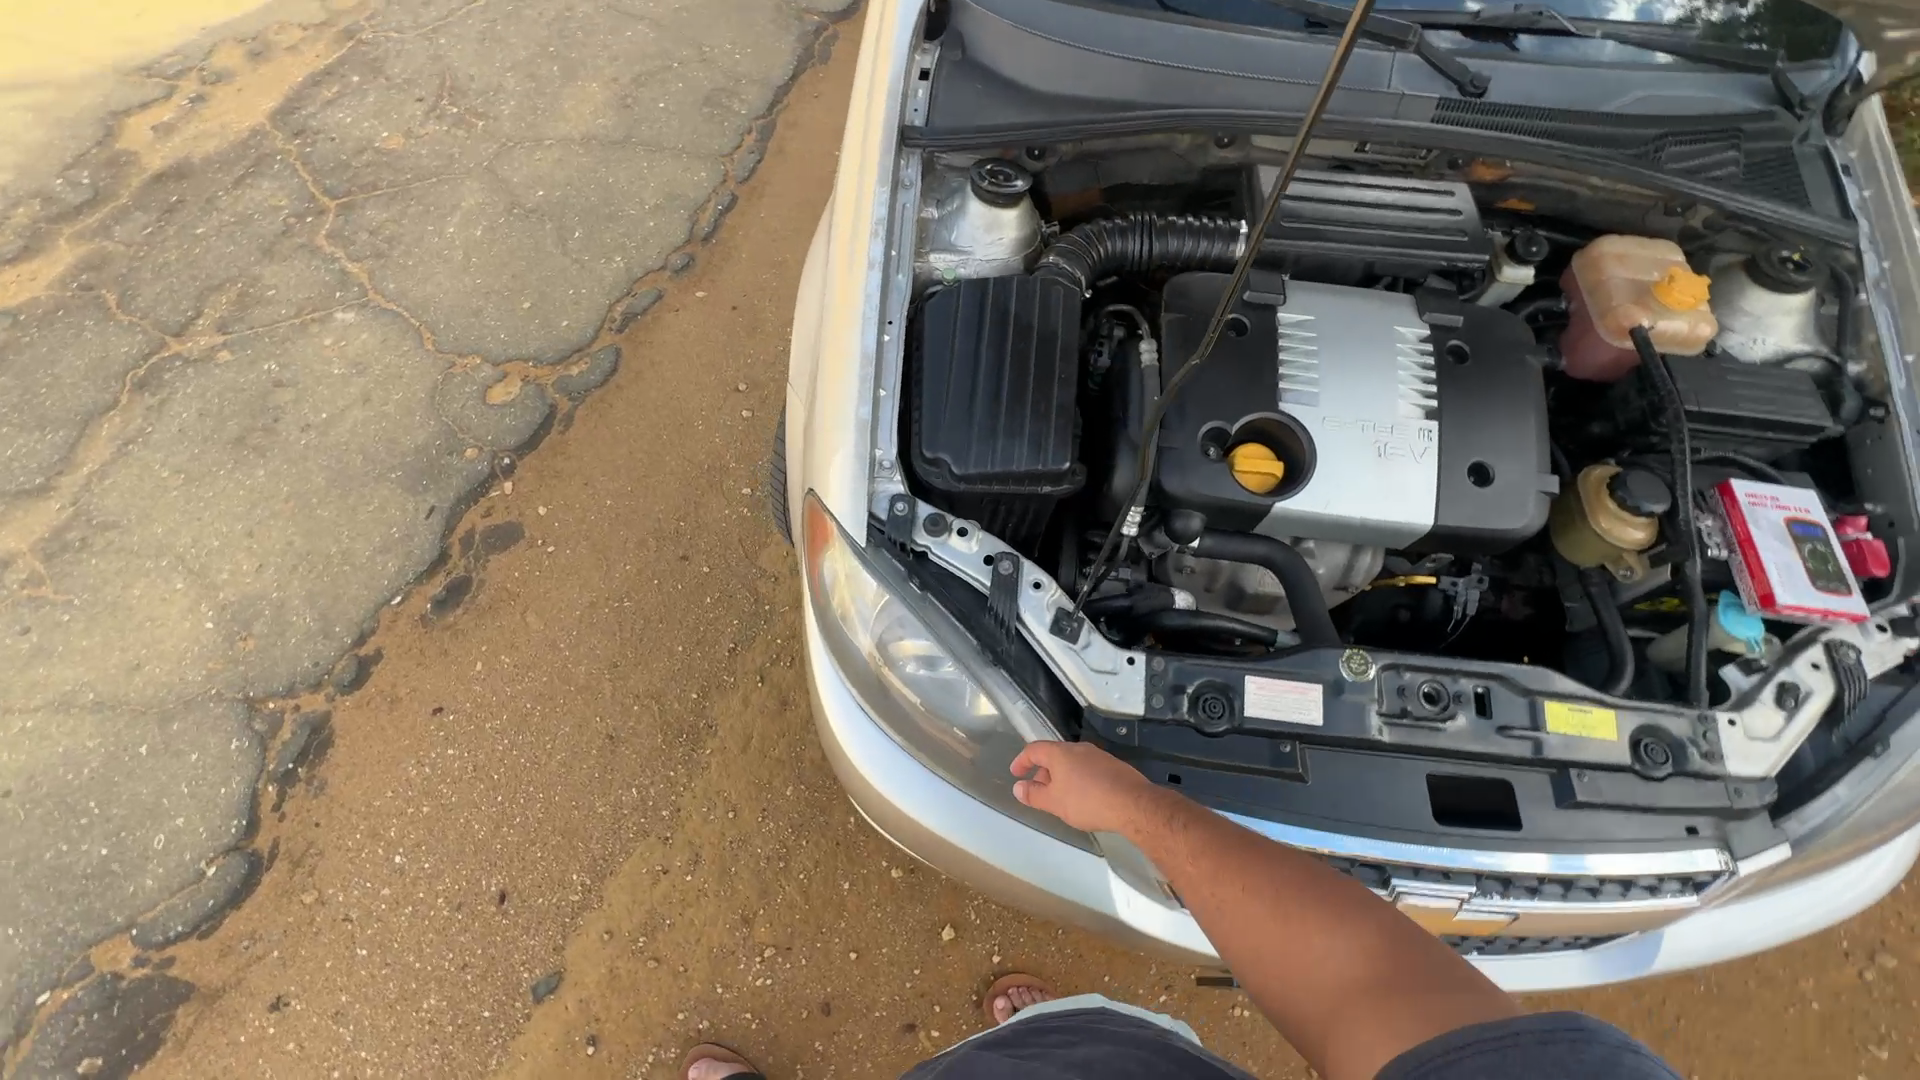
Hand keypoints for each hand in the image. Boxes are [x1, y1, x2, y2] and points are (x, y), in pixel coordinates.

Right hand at [1010, 740, 1163, 834]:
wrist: (1132, 803)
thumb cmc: (1087, 801)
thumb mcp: (1054, 802)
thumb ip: (1034, 794)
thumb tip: (1018, 787)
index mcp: (1060, 753)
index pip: (1034, 749)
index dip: (1022, 760)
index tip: (1016, 773)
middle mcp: (1079, 748)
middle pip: (1054, 755)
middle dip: (1043, 771)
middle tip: (1038, 789)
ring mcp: (1098, 755)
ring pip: (1072, 762)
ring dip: (1061, 776)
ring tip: (1060, 796)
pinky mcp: (1113, 766)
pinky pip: (1088, 768)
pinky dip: (1078, 779)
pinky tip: (1084, 797)